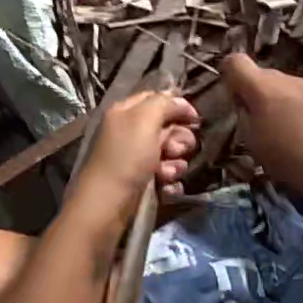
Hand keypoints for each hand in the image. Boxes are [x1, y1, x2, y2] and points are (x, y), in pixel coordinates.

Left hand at [68, 92, 200, 219]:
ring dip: (175, 163)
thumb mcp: (144, 120)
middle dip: (178, 138)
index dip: (177, 106)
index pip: (156, 98)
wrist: (108, 203)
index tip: (194, 118)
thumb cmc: (126, 157)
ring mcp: (137, 159)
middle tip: (174, 150)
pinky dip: (170, 181)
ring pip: (171, 153)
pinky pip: (167, 175)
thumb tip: (181, 101)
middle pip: (167, 127)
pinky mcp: (142, 181)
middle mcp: (130, 132)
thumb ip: (164, 103)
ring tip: (166, 173)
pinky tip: (165, 186)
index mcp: (126, 112)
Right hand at [221, 55, 302, 199]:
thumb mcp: (252, 141)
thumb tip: (245, 101)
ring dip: (283, 97)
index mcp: (264, 90)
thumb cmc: (287, 160)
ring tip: (288, 125)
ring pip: (289, 84)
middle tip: (259, 116)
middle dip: (259, 90)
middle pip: (266, 75)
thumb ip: (245, 114)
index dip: (230, 73)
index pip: (237, 63)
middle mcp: (289, 80)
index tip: (234, 93)